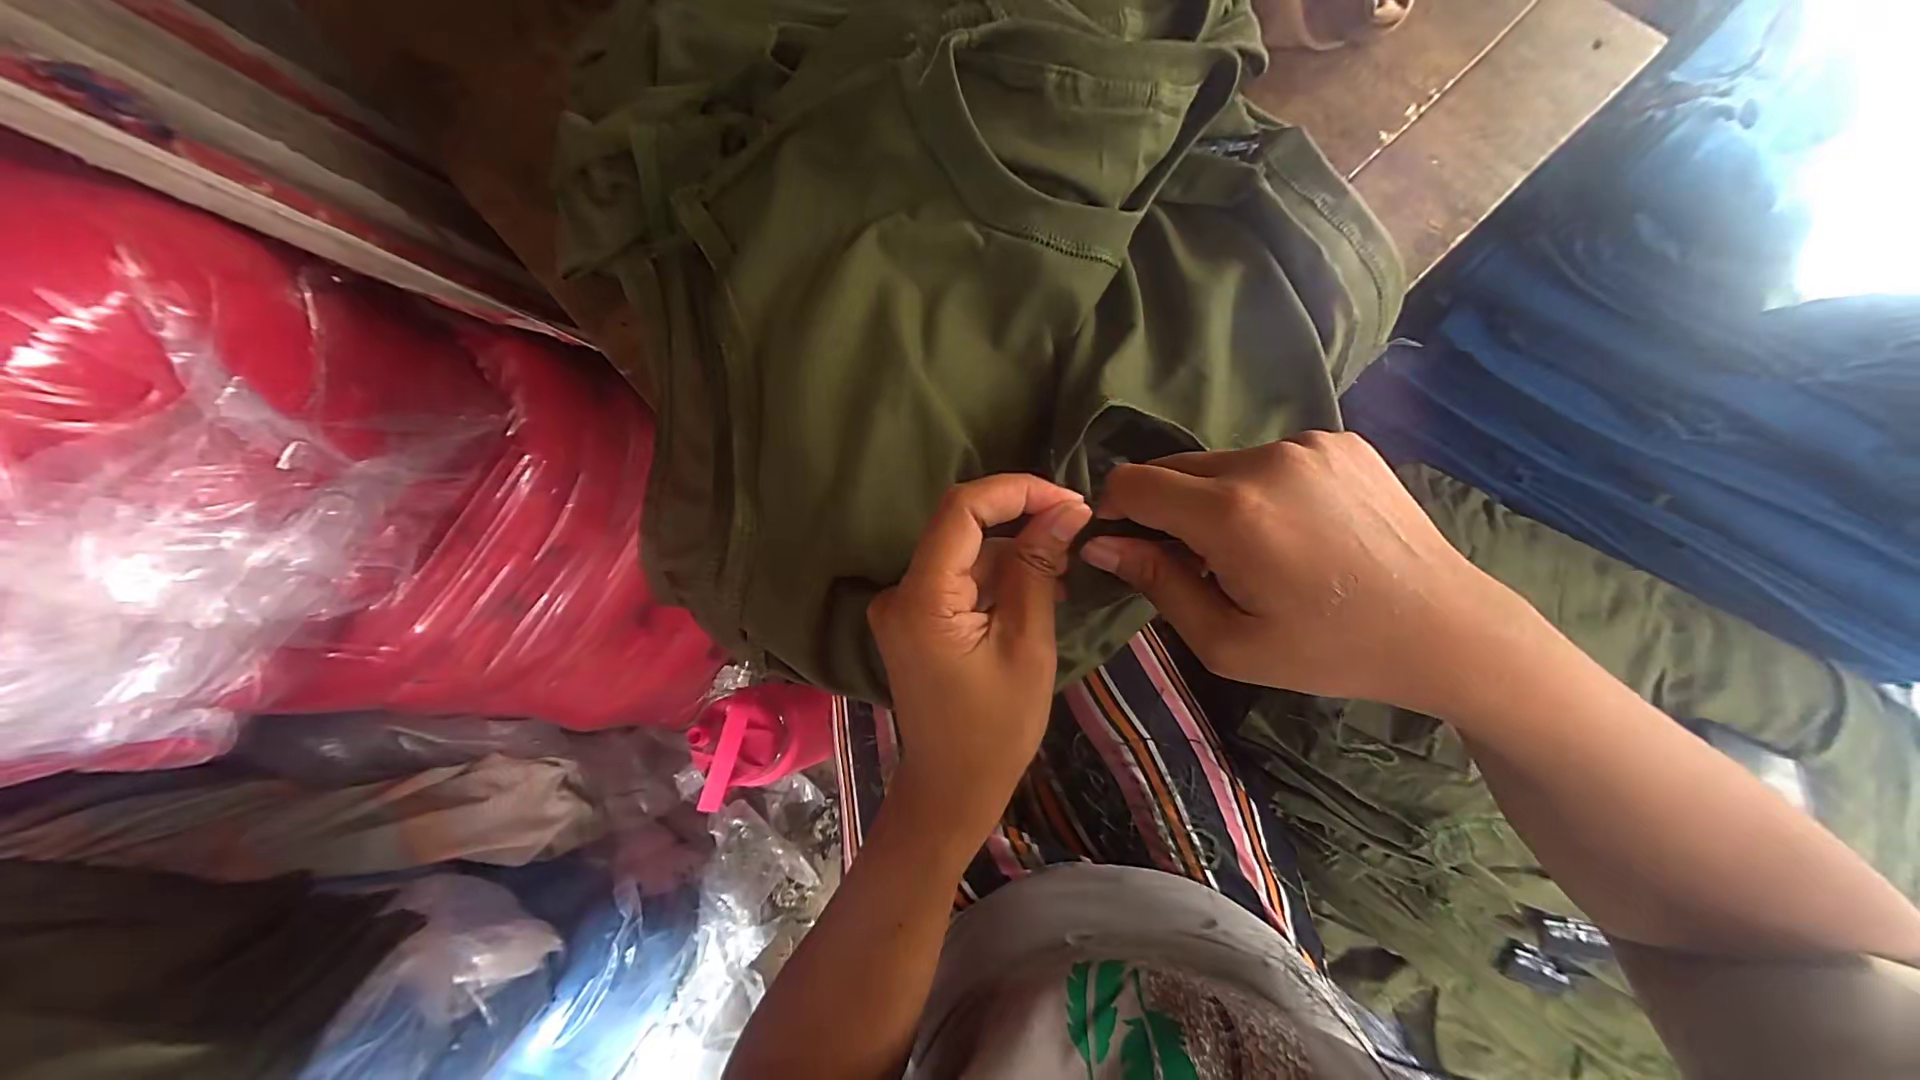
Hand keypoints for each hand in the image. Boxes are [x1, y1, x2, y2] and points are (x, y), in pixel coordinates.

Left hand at [869, 475, 1091, 827]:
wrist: (952, 787)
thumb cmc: (996, 729)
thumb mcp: (1028, 644)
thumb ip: (1038, 567)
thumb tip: (1066, 509)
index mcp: (922, 599)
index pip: (961, 510)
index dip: (1016, 491)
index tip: (1068, 500)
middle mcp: (899, 591)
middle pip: (962, 527)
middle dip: (1021, 520)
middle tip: (1075, 531)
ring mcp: (902, 604)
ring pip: (966, 552)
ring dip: (1015, 553)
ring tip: (1063, 576)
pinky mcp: (914, 617)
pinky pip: (959, 578)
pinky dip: (998, 578)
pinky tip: (1037, 594)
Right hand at [1079, 431, 1530, 715]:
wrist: (1448, 630)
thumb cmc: (1329, 651)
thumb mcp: (1227, 642)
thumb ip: (1157, 583)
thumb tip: (1100, 544)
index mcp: (1231, 513)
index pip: (1133, 483)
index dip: (1111, 510)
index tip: (1119, 542)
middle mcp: (1264, 460)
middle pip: (1171, 468)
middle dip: (1161, 509)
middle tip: (1189, 560)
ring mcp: (1307, 443)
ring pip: (1219, 464)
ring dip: (1211, 500)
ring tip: (1251, 549)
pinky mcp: (1340, 442)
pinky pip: (1266, 459)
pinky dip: (1257, 488)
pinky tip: (1294, 529)